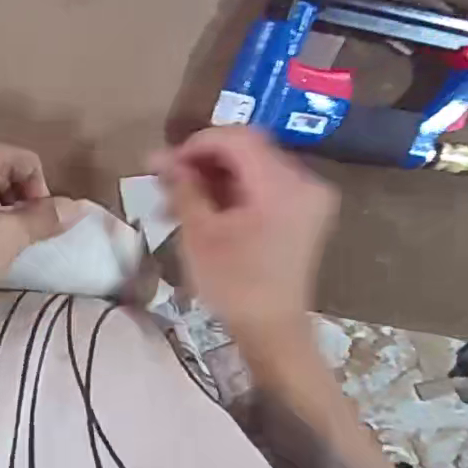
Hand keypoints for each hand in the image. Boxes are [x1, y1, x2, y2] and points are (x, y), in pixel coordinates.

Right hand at [156, 126, 336, 344]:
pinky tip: (203, 208)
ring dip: (213, 177)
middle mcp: (304, 181)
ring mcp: (308, 197)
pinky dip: (232, 191)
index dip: (196, 144)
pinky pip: (263, 186)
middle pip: (247, 150)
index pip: (237, 139)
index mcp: (282, 185)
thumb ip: (183, 188)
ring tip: (176, 200)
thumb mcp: (200, 234)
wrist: (271, 328)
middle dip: (202, 161)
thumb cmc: (232, 284)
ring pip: (253, 168)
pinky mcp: (302, 212)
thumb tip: (159, 157)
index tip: (163, 165)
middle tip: (164, 181)